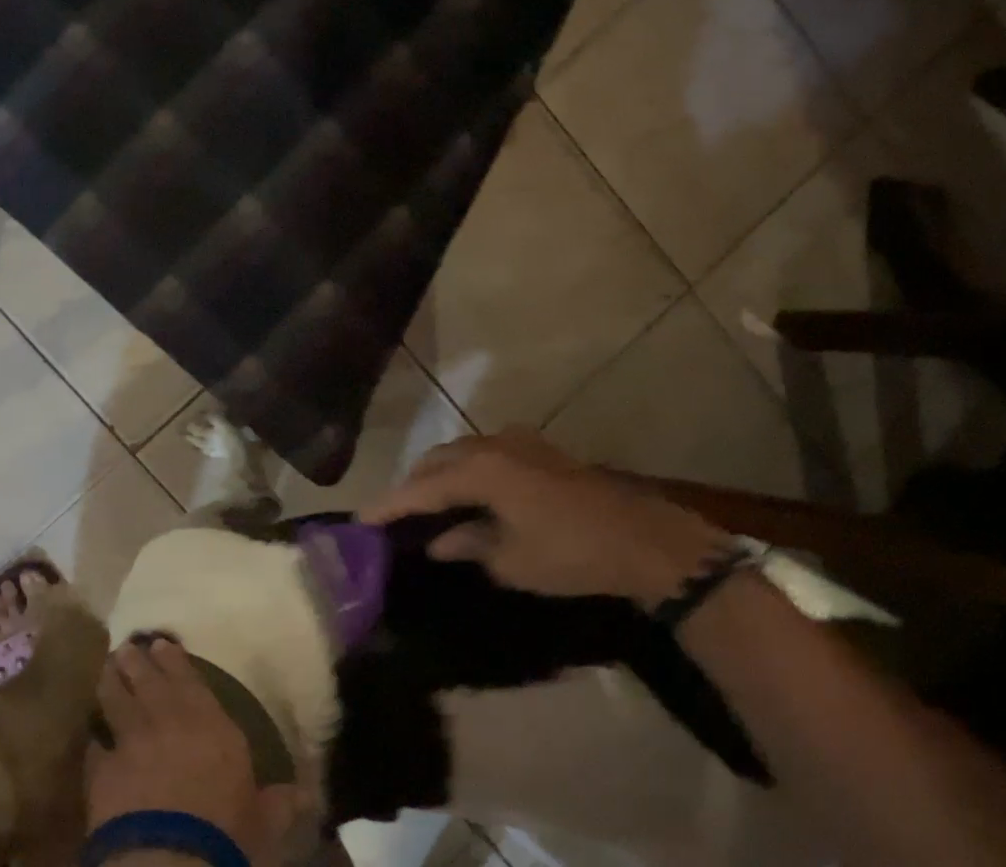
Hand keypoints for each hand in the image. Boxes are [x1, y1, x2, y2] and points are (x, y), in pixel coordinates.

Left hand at [87, 639, 298, 866]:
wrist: (170, 857)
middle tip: (129, 645)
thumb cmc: (226, 833)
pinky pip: (96, 744)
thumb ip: (279, 802)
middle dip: (139, 661)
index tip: (163, 644)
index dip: (176, 662)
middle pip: (151, 682)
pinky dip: (95, 734)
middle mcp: (171, 723)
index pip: (192, 684)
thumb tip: (305, 793)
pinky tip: (92, 729)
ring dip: (112, 680)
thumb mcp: (263, 820)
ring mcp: (133, 742)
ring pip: (118, 700)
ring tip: (107, 665)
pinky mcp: (103, 769)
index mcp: (213, 727)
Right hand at [361, 431, 728, 605]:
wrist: (644, 539)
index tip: (360, 520)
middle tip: (392, 514)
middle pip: (437, 461)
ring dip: (440, 475)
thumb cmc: (571, 554)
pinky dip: (467, 470)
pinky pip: (487, 454)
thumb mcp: (512, 561)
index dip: (390, 505)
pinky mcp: (541, 451)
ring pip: (462, 452)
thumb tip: (440, 541)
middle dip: (412, 486)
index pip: (421, 488)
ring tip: (425, 504)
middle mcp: (493, 446)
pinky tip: (468, 493)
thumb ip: (468, 544)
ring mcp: (520, 443)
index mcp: (480, 471)